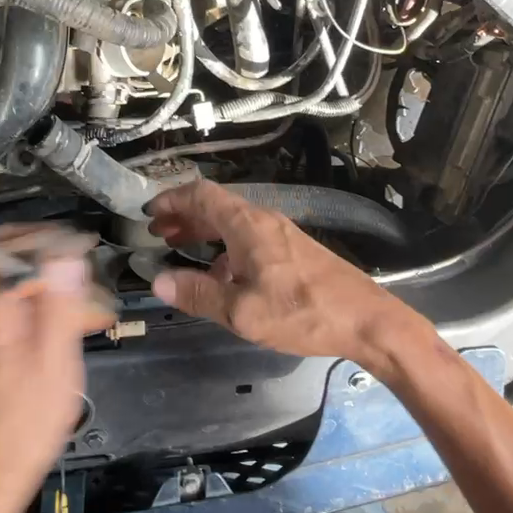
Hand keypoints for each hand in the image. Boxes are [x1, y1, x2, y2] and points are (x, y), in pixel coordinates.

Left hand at [0, 229, 99, 512]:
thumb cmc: (19, 430)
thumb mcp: (54, 364)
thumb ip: (60, 306)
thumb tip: (66, 258)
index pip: (8, 246)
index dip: (47, 236)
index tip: (77, 242)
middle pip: (4, 259)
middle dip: (46, 252)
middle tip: (78, 260)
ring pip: (8, 284)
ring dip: (45, 279)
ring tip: (81, 296)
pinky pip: (8, 309)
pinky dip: (37, 304)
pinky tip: (63, 325)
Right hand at [145, 180, 430, 368]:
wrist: (365, 318)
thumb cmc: (301, 311)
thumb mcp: (242, 311)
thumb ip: (199, 294)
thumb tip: (158, 280)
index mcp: (247, 225)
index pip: (202, 194)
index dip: (173, 199)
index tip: (148, 212)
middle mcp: (262, 220)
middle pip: (216, 206)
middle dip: (184, 215)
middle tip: (156, 231)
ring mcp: (280, 234)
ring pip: (232, 223)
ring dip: (203, 231)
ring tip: (178, 248)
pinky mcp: (292, 251)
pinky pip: (248, 238)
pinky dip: (224, 247)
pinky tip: (219, 275)